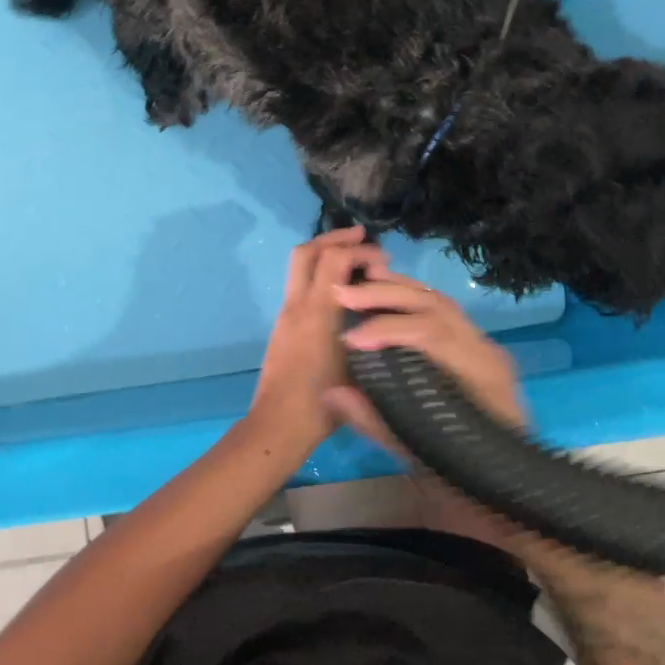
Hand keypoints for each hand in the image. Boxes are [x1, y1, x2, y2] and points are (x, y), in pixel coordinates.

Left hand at [248, 226, 385, 445]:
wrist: (278, 426)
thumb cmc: (323, 405)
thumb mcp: (360, 372)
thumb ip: (372, 337)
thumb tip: (387, 316)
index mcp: (318, 314)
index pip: (334, 259)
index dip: (359, 251)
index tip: (383, 261)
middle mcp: (297, 307)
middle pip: (306, 253)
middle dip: (334, 239)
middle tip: (361, 239)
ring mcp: (285, 317)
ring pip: (298, 269)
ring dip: (325, 257)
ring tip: (354, 263)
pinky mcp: (281, 329)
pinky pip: (299, 288)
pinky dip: (319, 278)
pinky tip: (342, 294)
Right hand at [322, 268, 532, 548]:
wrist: (514, 494)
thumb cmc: (470, 479)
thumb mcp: (421, 456)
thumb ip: (376, 422)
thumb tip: (332, 393)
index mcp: (480, 375)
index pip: (433, 332)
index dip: (388, 328)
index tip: (349, 338)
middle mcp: (485, 352)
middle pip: (436, 306)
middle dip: (386, 295)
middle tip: (341, 293)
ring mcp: (482, 349)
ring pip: (440, 303)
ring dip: (396, 291)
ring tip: (355, 287)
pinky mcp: (473, 352)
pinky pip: (441, 315)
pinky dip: (408, 302)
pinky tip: (381, 302)